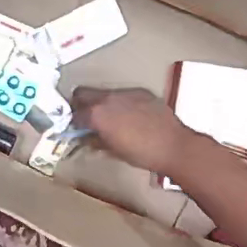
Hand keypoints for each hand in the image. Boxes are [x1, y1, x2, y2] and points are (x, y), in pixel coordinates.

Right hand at [71, 86, 206, 177]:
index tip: (75, 130)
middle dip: (79, 105)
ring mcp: (126, 92)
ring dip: (100, 103)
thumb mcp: (112, 150)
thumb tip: (87, 137)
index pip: (73, 114)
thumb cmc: (141, 153)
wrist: (173, 146)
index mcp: (97, 114)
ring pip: (103, 93)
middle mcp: (108, 98)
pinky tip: (129, 117)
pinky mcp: (141, 92)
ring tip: (109, 119)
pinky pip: (123, 94)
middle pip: (81, 93)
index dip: (72, 123)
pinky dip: (120, 103)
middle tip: (85, 120)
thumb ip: (95, 140)